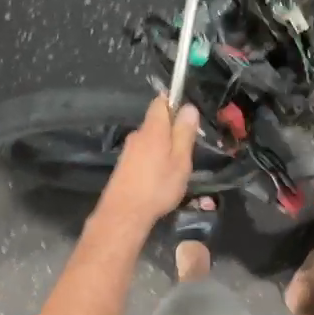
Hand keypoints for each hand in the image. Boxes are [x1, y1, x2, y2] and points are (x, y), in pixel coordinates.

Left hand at [98, 96, 200, 226]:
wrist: (124, 213)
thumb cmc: (158, 186)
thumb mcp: (180, 160)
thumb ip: (184, 133)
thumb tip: (189, 107)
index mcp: (153, 128)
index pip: (160, 101)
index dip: (174, 102)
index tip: (187, 115)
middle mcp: (137, 134)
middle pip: (156, 121)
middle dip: (171, 129)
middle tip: (188, 148)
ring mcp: (128, 150)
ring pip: (150, 139)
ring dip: (163, 146)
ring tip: (176, 166)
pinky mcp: (124, 165)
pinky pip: (143, 153)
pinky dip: (153, 159)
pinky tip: (159, 177)